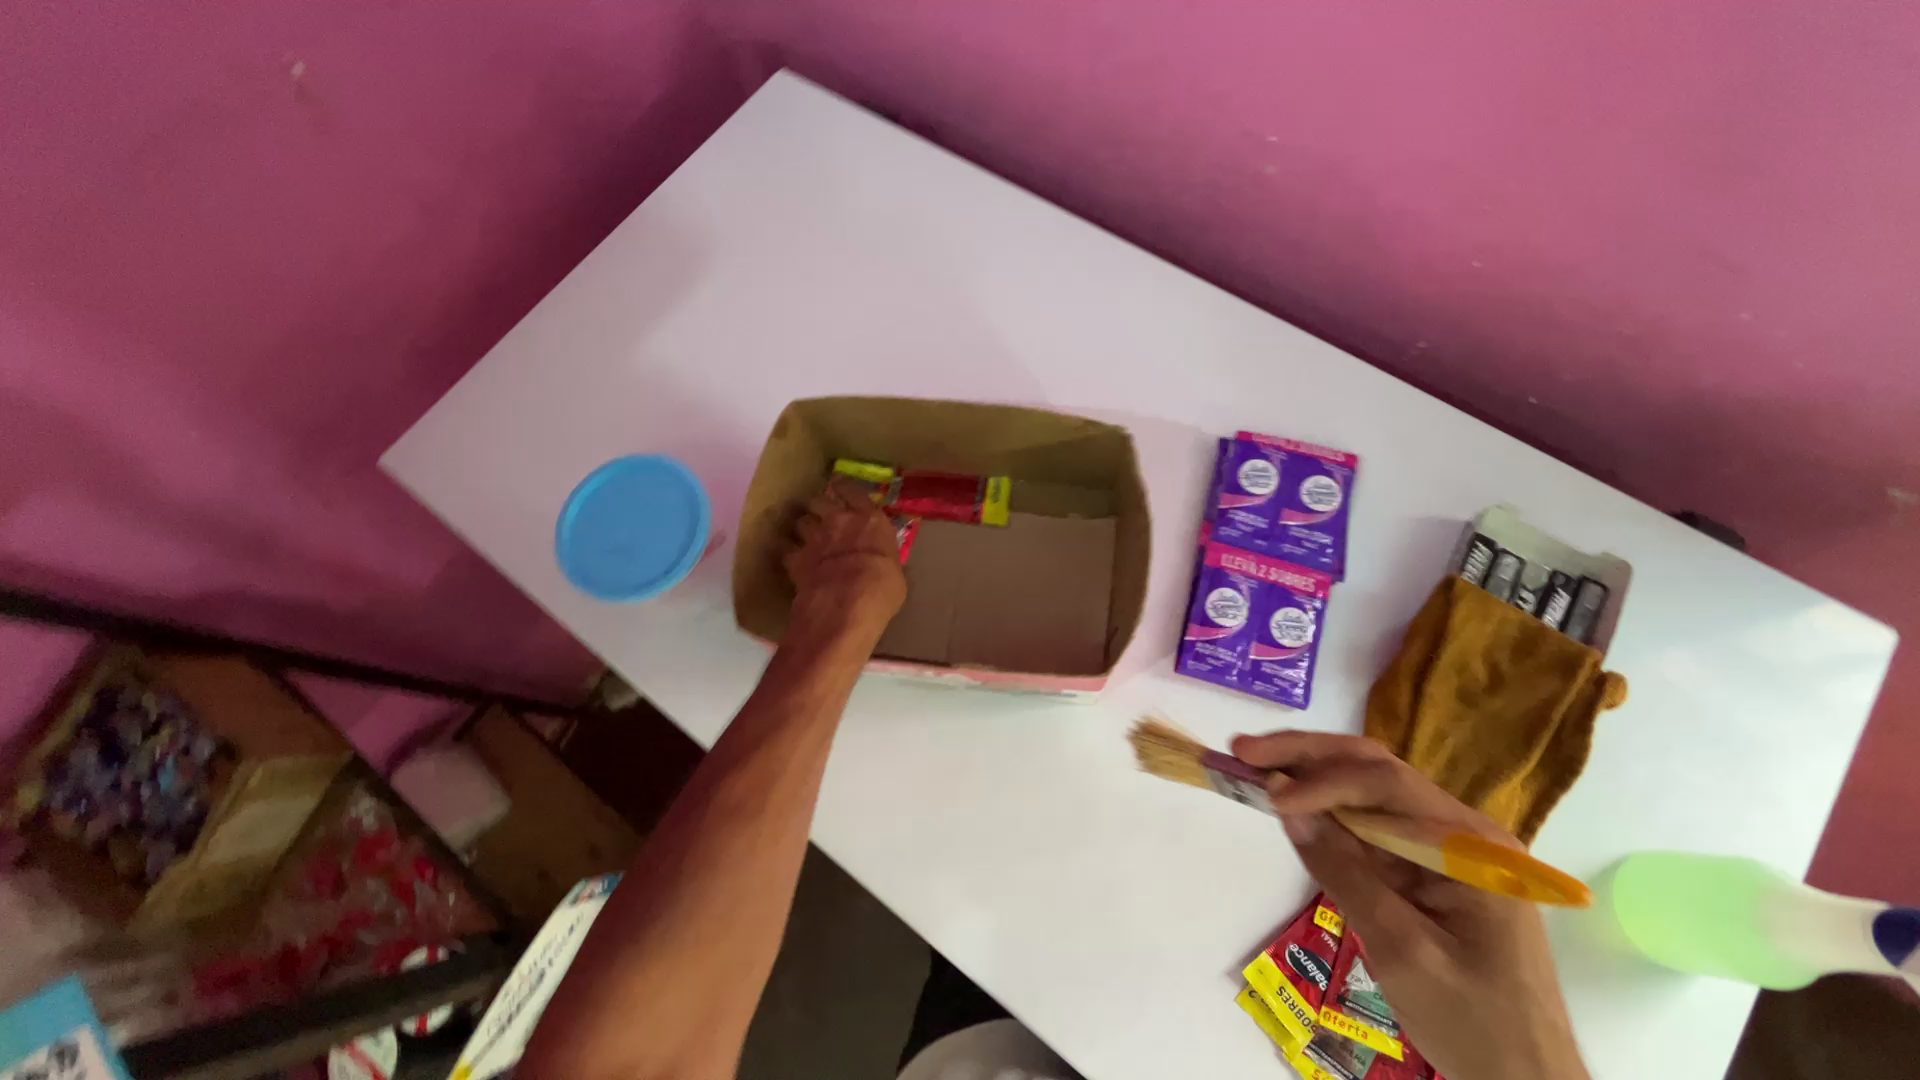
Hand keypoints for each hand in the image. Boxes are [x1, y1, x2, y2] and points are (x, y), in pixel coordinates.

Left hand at [785, 476, 907, 636]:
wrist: (847, 604)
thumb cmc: (882, 589)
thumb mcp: (897, 575)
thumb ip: (889, 563)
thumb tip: (894, 569)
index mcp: (870, 520)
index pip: (853, 491)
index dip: (844, 487)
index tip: (838, 485)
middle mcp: (839, 520)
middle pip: (819, 501)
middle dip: (817, 505)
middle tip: (818, 512)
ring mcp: (814, 537)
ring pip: (800, 521)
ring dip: (802, 527)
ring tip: (803, 535)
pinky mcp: (795, 558)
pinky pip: (785, 549)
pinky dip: (786, 552)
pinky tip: (787, 558)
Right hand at [1230, 731, 1589, 1079]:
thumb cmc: (1473, 1023)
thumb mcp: (1402, 950)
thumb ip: (1346, 874)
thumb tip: (1289, 810)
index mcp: (1471, 845)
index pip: (1387, 785)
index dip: (1322, 780)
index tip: (1269, 793)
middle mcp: (1462, 832)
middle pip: (1377, 772)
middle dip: (1309, 756)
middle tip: (1245, 750)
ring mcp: (1447, 850)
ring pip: (1371, 793)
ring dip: (1313, 777)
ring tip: (1256, 766)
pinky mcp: (1429, 871)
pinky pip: (1373, 828)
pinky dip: (1328, 812)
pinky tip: (1293, 805)